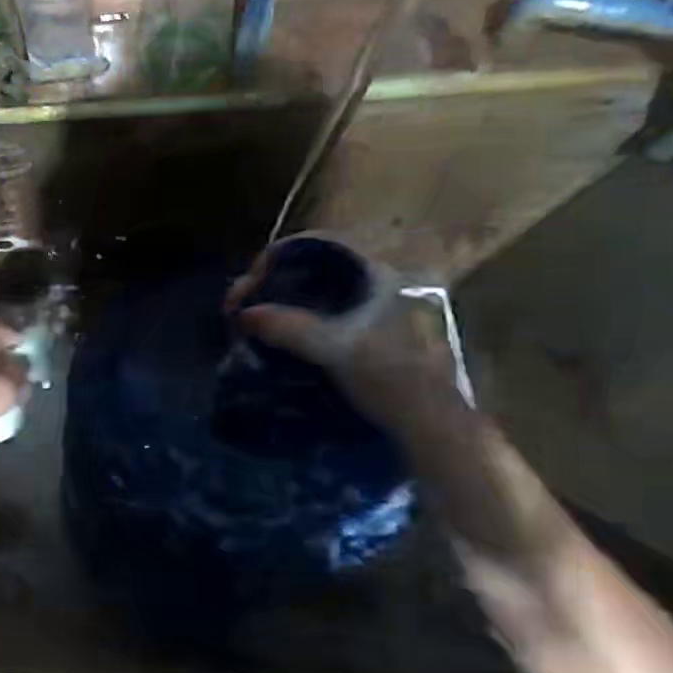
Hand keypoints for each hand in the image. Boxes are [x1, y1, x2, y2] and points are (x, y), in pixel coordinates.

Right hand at [225, 240, 461, 428]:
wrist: (432, 427)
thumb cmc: (394, 381)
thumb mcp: (339, 351)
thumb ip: (292, 328)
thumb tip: (246, 313)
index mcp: (376, 272)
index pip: (315, 245)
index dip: (273, 259)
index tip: (246, 288)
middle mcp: (375, 281)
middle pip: (309, 266)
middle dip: (270, 281)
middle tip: (240, 305)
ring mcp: (372, 306)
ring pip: (314, 289)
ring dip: (279, 301)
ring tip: (250, 319)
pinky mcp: (367, 332)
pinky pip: (320, 312)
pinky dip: (293, 319)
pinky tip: (274, 336)